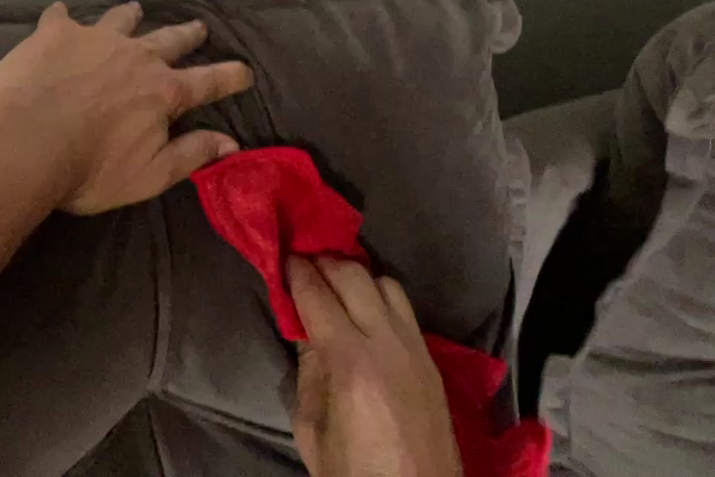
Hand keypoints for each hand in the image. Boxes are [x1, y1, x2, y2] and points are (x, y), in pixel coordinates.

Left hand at [0, 1, 253, 214]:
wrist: (25, 142)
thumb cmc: (89, 169)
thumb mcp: (150, 175)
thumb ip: (192, 155)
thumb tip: (231, 142)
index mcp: (163, 91)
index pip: (209, 81)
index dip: (231, 76)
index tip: (245, 70)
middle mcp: (136, 56)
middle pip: (169, 40)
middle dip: (187, 34)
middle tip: (199, 26)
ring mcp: (95, 38)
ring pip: (121, 20)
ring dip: (131, 15)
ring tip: (135, 8)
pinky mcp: (56, 32)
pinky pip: (62, 16)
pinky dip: (64, 15)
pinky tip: (60, 11)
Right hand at [287, 257, 462, 476]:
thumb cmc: (352, 473)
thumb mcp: (311, 427)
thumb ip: (308, 368)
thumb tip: (303, 326)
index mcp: (350, 363)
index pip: (317, 295)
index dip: (297, 272)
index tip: (284, 258)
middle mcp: (386, 343)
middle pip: (353, 276)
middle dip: (324, 263)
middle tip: (305, 264)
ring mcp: (414, 347)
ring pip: (385, 283)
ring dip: (357, 276)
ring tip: (337, 283)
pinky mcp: (430, 358)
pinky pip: (404, 308)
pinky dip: (381, 296)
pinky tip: (366, 308)